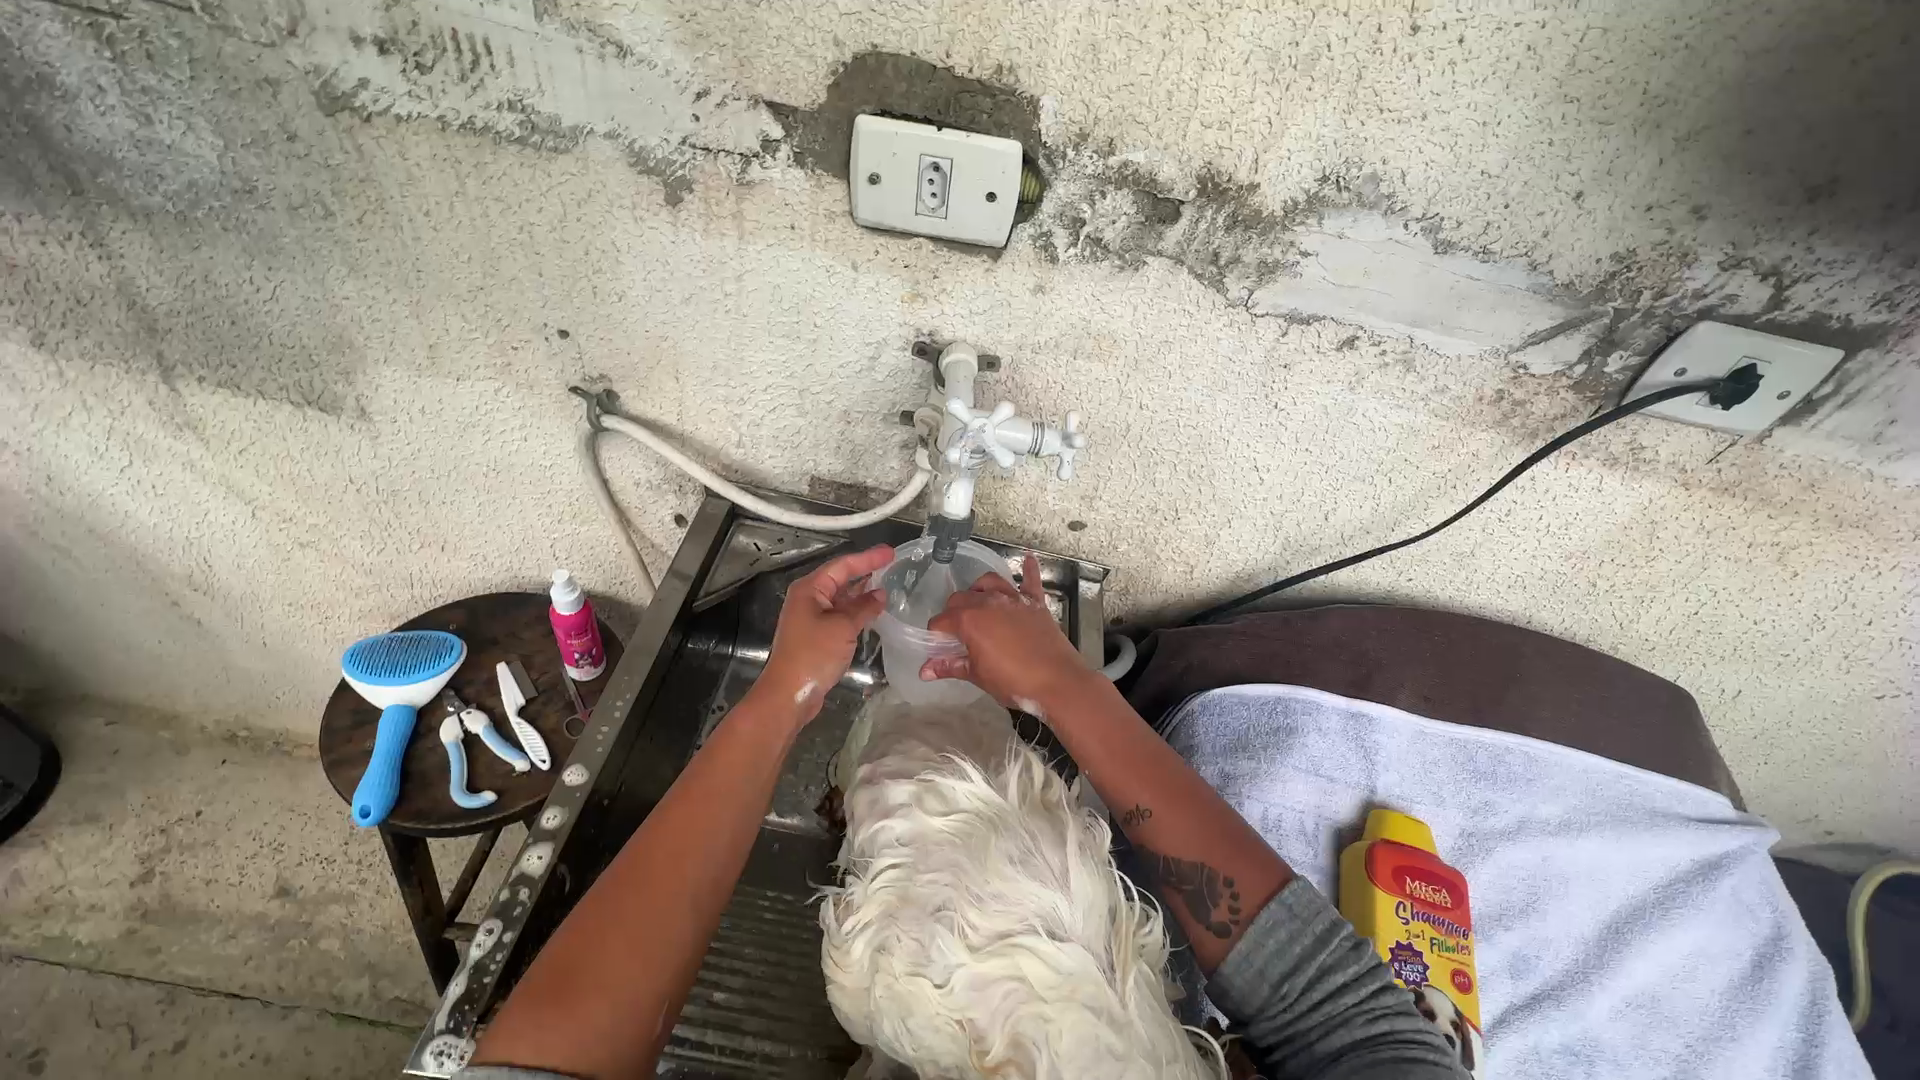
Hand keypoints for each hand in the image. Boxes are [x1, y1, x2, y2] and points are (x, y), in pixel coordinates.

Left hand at [752, 544, 892, 724]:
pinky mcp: (815, 635)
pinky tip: (872, 612)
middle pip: (840, 578)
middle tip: (892, 566)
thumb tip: (880, 594)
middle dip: (865, 572)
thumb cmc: (814, 654)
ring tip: (888, 586)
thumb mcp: (843, 627)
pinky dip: (856, 611)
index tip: (891, 552)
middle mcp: (808, 598)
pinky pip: (839, 615)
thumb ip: (864, 608)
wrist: (789, 693)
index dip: (868, 558)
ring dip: (862, 593)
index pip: (843, 565)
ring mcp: (811, 617)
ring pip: (840, 598)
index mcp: (810, 589)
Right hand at [922, 553, 1094, 712]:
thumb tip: (926, 670)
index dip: (935, 633)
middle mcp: (989, 602)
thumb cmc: (1015, 682)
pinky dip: (1028, 569)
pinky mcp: (1035, 603)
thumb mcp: (978, 676)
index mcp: (970, 620)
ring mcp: (1014, 600)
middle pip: (961, 598)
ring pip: (989, 582)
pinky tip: (1028, 557)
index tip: (937, 645)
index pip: (941, 620)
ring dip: (979, 589)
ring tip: (976, 601)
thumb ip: (951, 666)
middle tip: (954, 632)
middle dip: (953, 612)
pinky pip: (1030, 580)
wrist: (1058, 681)